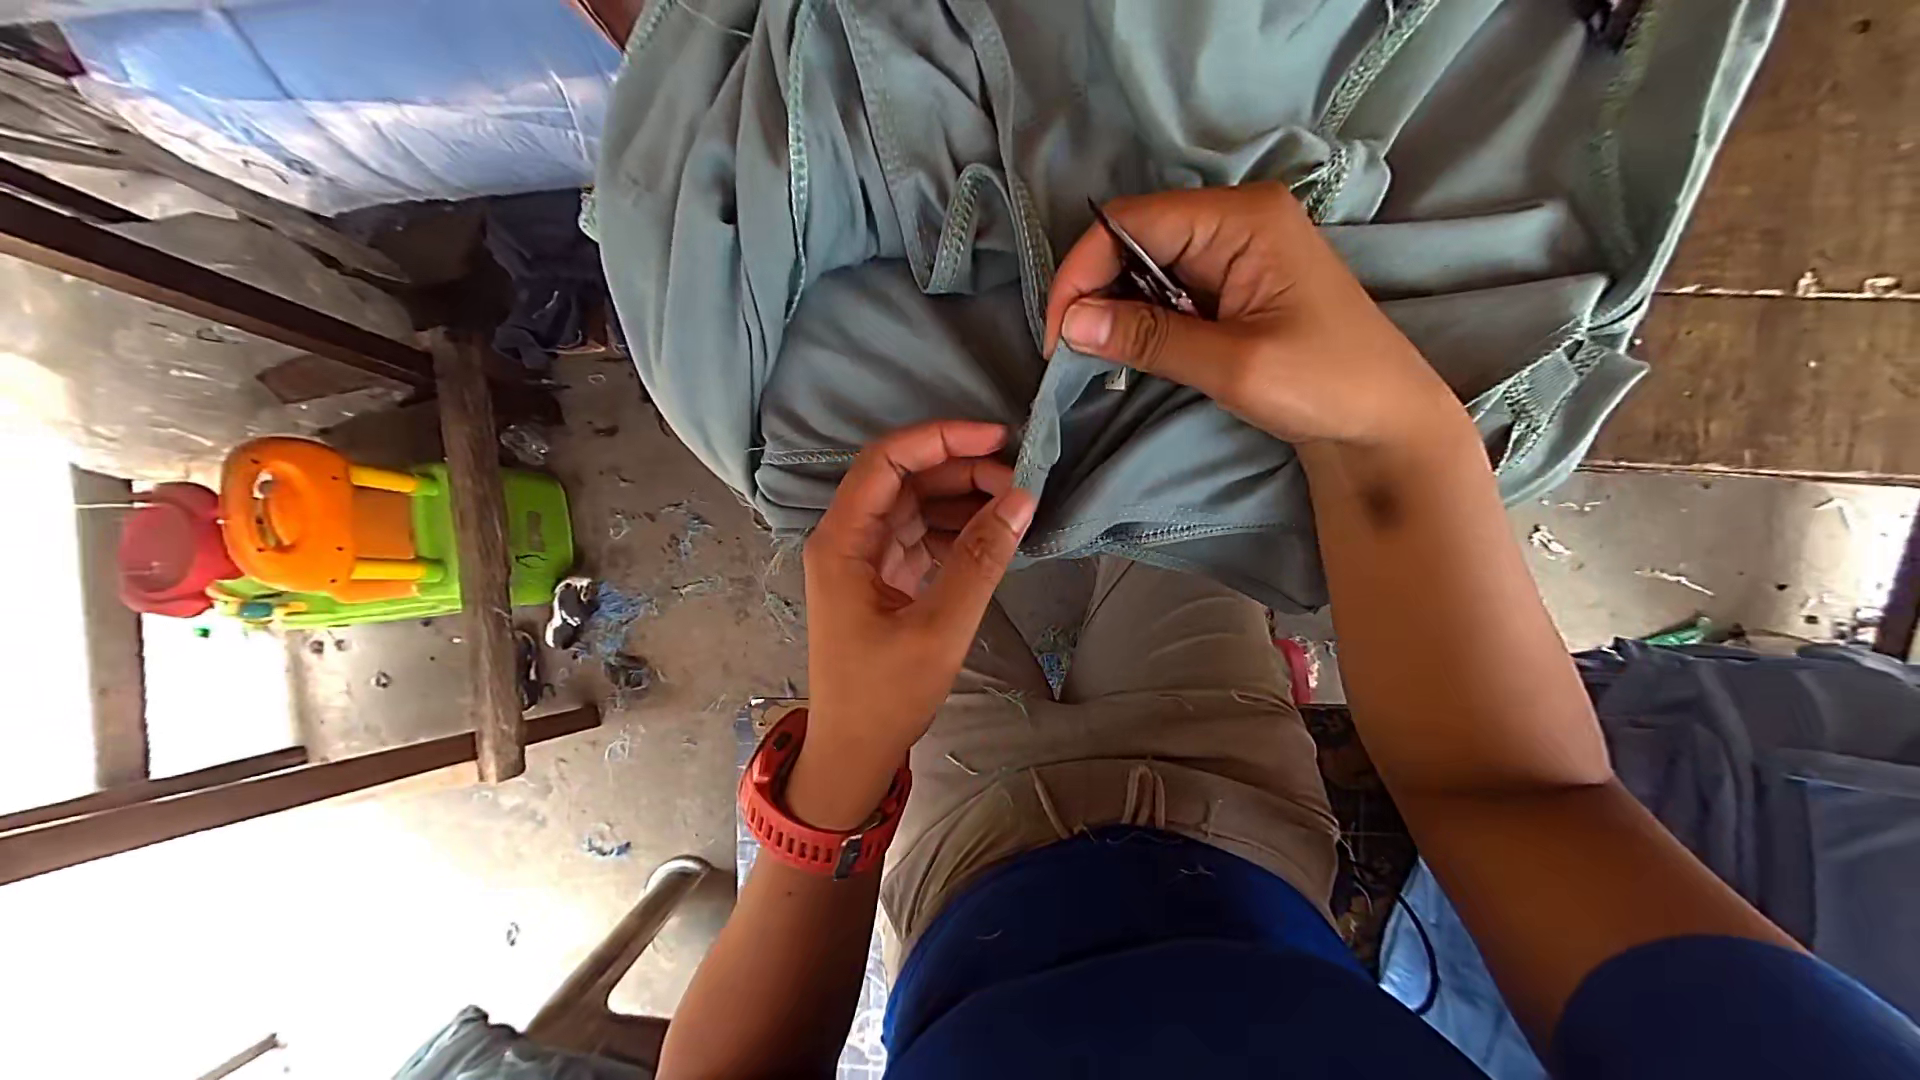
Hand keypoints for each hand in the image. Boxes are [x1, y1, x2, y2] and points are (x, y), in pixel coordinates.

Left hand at [785, 420, 1037, 828]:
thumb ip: (980, 560)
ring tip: (1015, 505)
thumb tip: (1022, 498)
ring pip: (918, 505)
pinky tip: (995, 532)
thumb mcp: (939, 629)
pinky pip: (925, 535)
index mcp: (842, 541)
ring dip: (965, 499)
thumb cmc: (885, 696)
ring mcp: (868, 557)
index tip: (996, 438)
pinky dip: (959, 529)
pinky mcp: (887, 576)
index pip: (886, 461)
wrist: (856, 750)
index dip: (940, 439)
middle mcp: (849, 538)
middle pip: (906, 479)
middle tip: (1020, 482)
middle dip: (962, 471)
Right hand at [1044, 183, 1463, 449]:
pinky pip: (1165, 289)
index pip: (1131, 222)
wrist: (1381, 419)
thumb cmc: (1324, 384)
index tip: (1061, 336)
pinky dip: (1138, 319)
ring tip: (1096, 356)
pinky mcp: (1229, 284)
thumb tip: (1072, 325)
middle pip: (1132, 239)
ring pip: (1143, 267)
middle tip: (1072, 352)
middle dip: (1093, 292)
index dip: (1082, 272)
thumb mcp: (1231, 363)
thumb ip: (1149, 338)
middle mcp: (1233, 221)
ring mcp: (1232, 252)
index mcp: (1241, 219)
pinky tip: (1129, 348)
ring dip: (1113, 309)